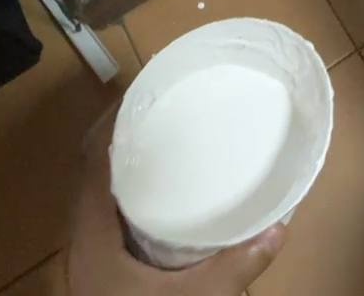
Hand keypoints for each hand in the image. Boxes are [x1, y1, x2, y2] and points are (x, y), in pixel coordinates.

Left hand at [65, 118, 286, 295]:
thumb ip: (233, 269)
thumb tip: (280, 226)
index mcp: (93, 233)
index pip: (93, 157)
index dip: (115, 119)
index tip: (147, 92)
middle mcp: (83, 237)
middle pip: (94, 168)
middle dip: (125, 134)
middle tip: (166, 109)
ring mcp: (88, 256)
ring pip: (99, 192)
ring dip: (126, 163)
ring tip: (167, 140)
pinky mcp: (98, 272)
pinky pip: (108, 213)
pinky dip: (129, 192)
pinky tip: (161, 195)